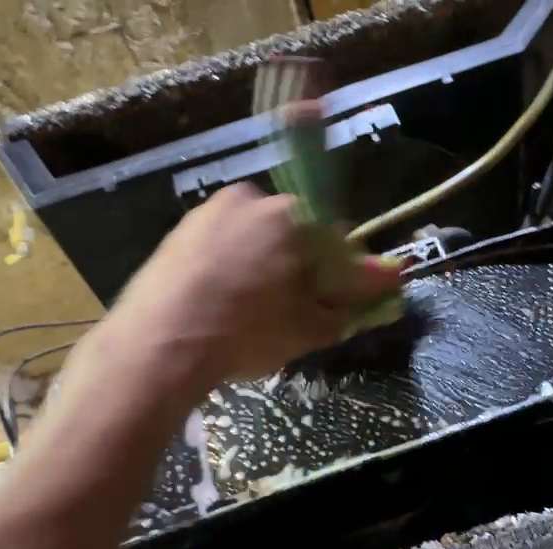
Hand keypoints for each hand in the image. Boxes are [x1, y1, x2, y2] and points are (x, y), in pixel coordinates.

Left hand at [87, 183, 399, 391]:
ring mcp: (206, 215)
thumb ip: (352, 301)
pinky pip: (219, 250)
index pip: (333, 237)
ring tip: (257, 316)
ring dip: (264, 270)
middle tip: (296, 312)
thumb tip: (392, 277)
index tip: (338, 300)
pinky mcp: (176, 236)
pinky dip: (230, 274)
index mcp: (288, 215)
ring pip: (252, 240)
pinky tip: (225, 310)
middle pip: (291, 233)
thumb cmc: (245, 332)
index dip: (341, 272)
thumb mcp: (308, 327)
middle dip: (300, 267)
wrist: (159, 344)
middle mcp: (247, 200)